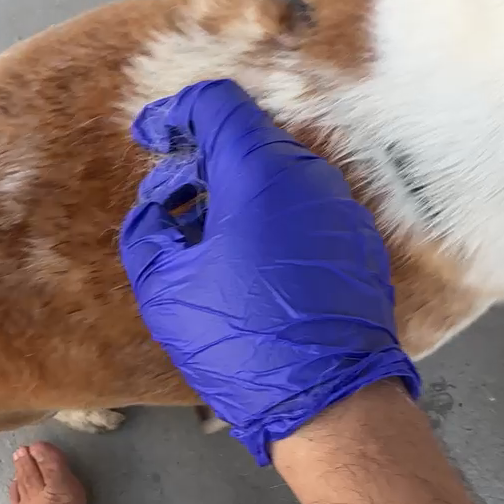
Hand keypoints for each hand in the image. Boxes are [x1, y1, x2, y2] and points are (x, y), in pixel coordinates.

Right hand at [119, 79, 418, 463]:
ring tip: (201, 239)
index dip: (174, 114)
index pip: (216, 106)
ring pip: (276, 176)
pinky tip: (244, 263)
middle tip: (168, 201)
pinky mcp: (355, 244)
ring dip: (232, 192)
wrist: (323, 397)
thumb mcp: (165, 290)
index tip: (149, 136)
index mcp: (258, 175)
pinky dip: (266, 218)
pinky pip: (302, 209)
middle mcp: (309, 179)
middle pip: (248, 138)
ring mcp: (340, 211)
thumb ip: (147, 233)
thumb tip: (156, 211)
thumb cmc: (239, 341)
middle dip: (199, 160)